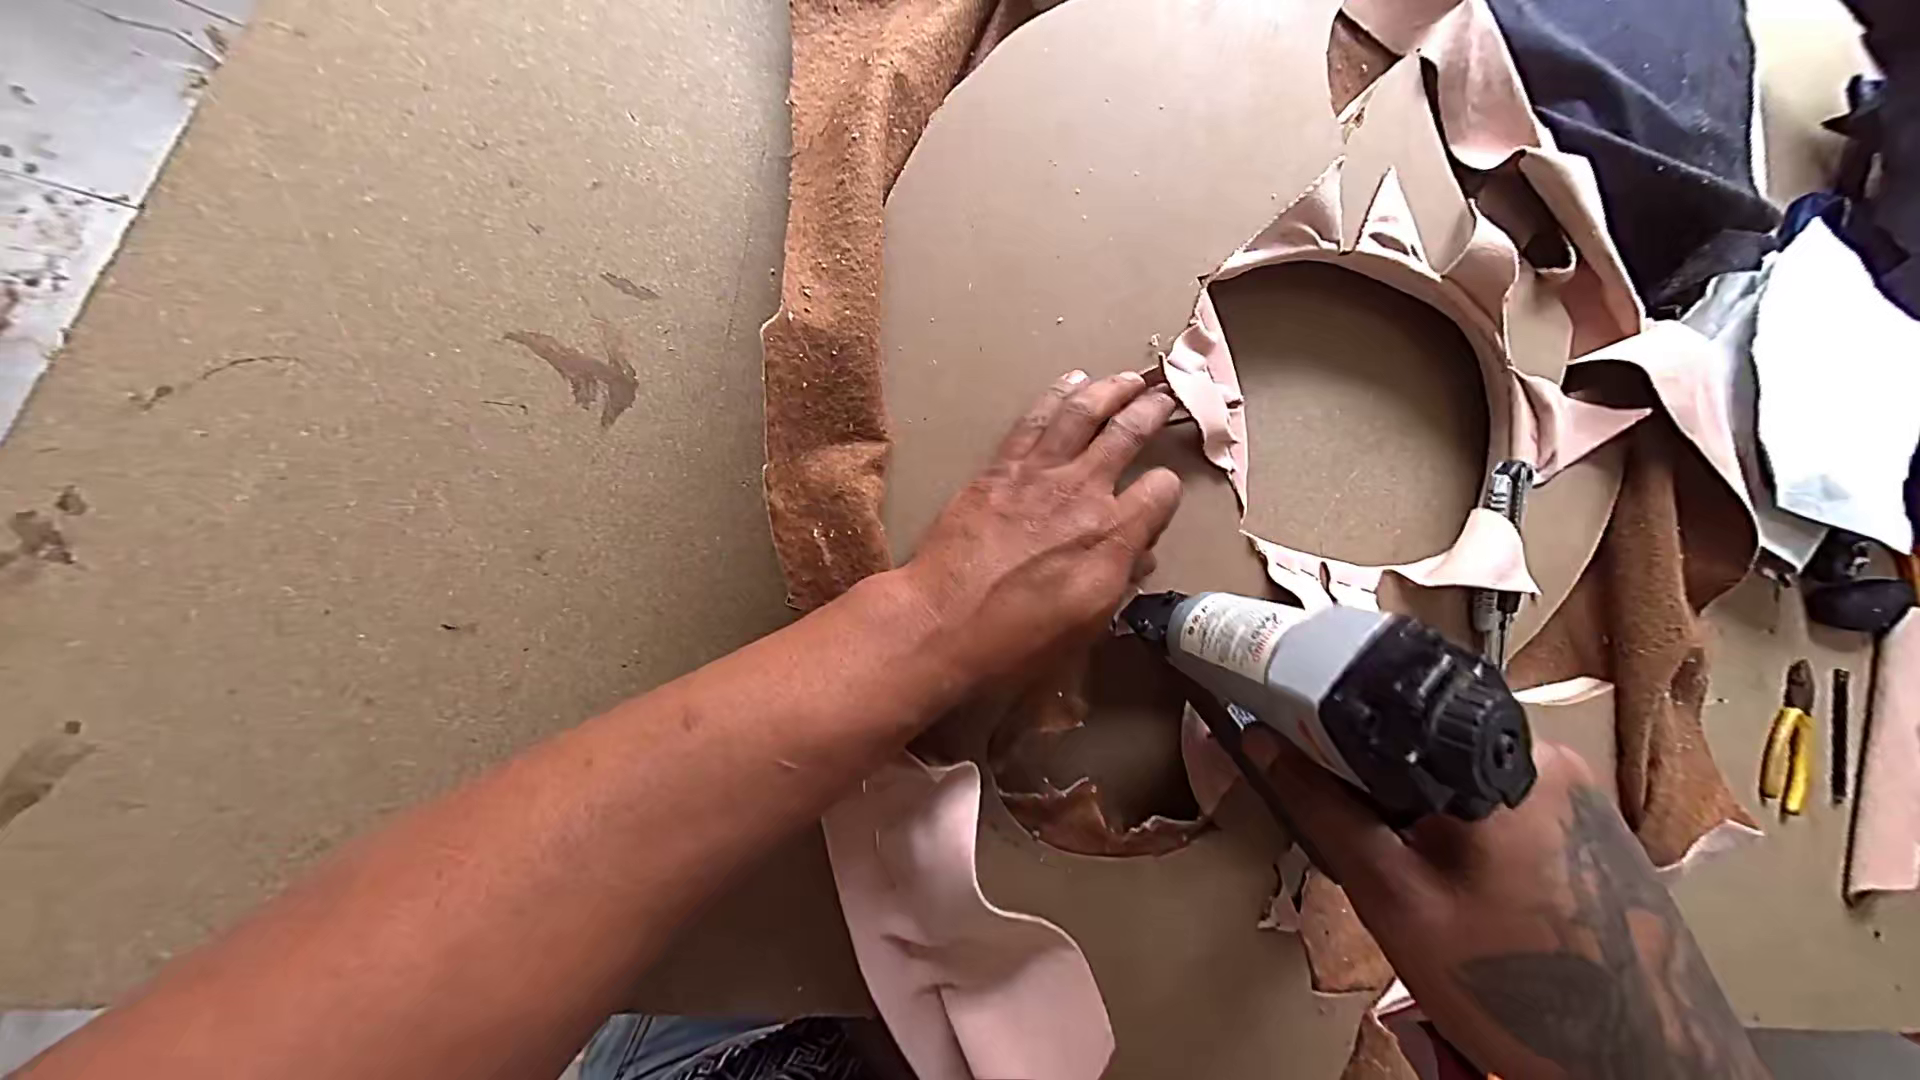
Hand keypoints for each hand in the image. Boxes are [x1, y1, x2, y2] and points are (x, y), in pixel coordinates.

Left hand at [896, 370, 1181, 686]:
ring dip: (1110, 389)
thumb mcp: (1086, 627)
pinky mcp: (1000, 469)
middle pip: (1127, 434)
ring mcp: (1039, 475)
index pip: (1161, 492)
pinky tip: (1072, 382)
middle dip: (1151, 411)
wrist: (943, 622)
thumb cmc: (1016, 640)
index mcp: (1112, 537)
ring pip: (1082, 413)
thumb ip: (1119, 582)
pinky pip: (1034, 421)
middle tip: (1163, 398)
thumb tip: (1138, 557)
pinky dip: (1057, 396)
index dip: (1166, 490)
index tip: (1159, 494)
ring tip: (1127, 378)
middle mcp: (1082, 493)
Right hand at [1270, 741, 1769, 1079]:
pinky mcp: (1594, 830)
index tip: (1300, 762)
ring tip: (1413, 868)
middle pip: (1422, 743)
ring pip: (1455, 773)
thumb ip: (1323, 807)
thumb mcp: (1392, 895)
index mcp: (1507, 762)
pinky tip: (1462, 883)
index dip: (1328, 732)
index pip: (1387, 713)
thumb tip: (1261, 741)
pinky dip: (1458, 825)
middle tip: (1367, 839)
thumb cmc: (1517, 991)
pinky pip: (1495, 801)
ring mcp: (1582, 797)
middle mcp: (1552, 762)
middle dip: (1378, 781)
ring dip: (1418, 806)